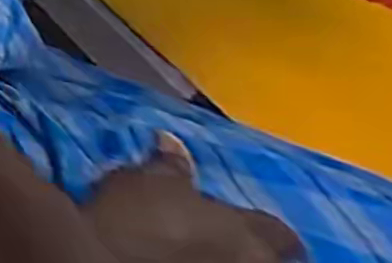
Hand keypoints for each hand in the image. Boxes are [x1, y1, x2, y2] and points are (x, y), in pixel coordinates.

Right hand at [82, 133, 303, 261]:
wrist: (111, 255)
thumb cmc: (139, 212)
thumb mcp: (147, 178)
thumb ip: (170, 165)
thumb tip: (173, 140)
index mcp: (251, 235)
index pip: (280, 231)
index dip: (260, 222)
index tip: (231, 212)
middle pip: (271, 257)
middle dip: (250, 245)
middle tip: (217, 231)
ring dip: (227, 255)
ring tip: (196, 244)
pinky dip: (202, 260)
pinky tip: (179, 254)